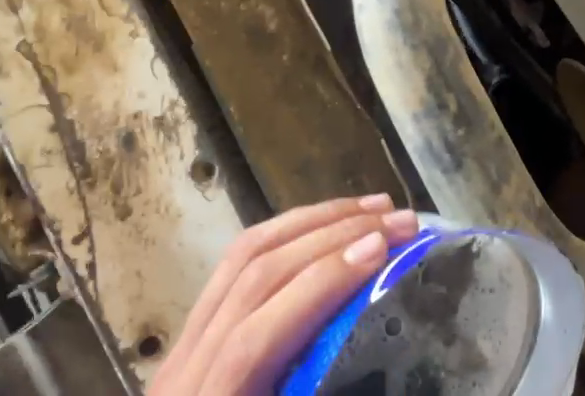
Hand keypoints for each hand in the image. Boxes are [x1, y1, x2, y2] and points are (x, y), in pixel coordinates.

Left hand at [150, 195, 422, 395]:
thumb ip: (327, 391)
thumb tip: (389, 353)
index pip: (257, 337)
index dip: (320, 286)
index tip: (382, 251)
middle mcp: (185, 372)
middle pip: (254, 277)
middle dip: (333, 236)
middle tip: (401, 220)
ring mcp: (183, 348)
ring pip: (244, 256)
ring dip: (316, 222)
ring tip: (375, 208)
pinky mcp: (192, 334)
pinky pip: (237, 263)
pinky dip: (290, 232)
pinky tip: (329, 223)